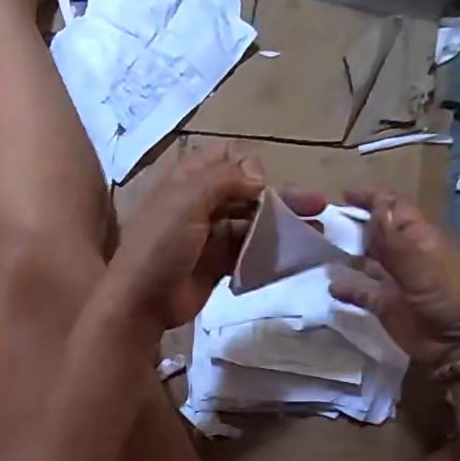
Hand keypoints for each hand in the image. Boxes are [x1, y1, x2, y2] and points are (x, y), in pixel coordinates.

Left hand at [103, 145, 306, 330]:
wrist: (141, 301)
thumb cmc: (160, 245)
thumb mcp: (187, 200)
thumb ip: (224, 180)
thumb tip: (260, 178)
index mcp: (188, 180)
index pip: (227, 159)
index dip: (250, 167)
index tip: (263, 188)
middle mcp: (200, 204)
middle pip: (247, 193)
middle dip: (281, 197)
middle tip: (318, 206)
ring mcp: (209, 236)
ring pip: (252, 224)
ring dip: (281, 226)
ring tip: (314, 234)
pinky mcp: (216, 265)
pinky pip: (248, 253)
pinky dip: (269, 253)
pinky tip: (293, 256)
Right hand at [325, 189, 459, 365]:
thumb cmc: (449, 298)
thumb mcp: (421, 266)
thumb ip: (394, 240)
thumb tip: (374, 207)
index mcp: (419, 238)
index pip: (394, 208)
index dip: (372, 199)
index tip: (343, 194)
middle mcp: (405, 255)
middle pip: (376, 233)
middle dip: (353, 225)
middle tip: (321, 222)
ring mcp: (395, 282)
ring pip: (367, 262)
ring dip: (347, 255)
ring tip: (319, 251)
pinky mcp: (386, 306)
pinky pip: (362, 293)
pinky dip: (347, 289)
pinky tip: (330, 287)